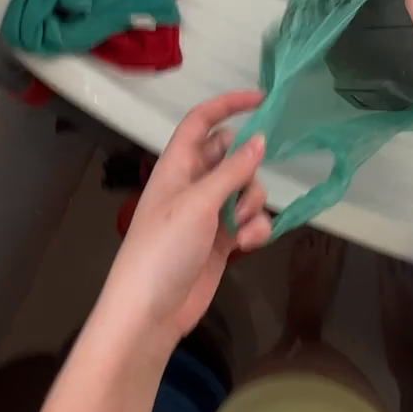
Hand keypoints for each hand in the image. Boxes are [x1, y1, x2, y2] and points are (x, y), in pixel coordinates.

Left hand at [93, 90, 272, 347]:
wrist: (150, 313)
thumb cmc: (163, 249)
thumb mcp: (198, 203)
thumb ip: (232, 171)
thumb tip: (260, 139)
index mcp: (177, 165)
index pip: (202, 121)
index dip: (228, 105)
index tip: (262, 99)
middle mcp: (193, 183)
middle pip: (232, 155)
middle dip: (247, 168)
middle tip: (244, 187)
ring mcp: (208, 212)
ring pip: (246, 189)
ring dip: (252, 204)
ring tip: (238, 227)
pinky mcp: (221, 240)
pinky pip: (249, 220)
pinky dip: (255, 229)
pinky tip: (247, 245)